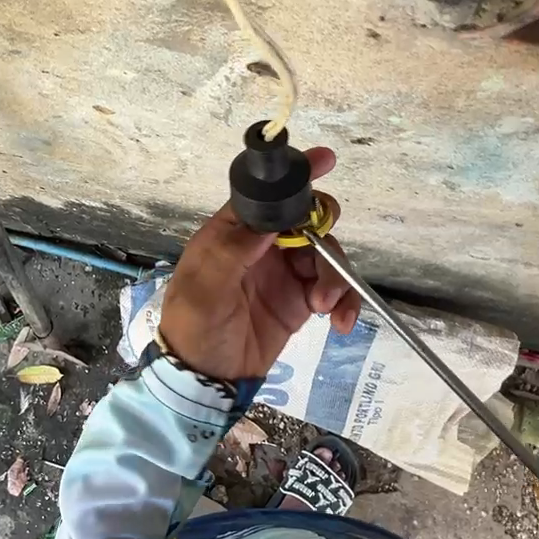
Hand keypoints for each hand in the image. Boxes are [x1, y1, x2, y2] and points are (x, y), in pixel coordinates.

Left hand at [157, 146, 362, 381]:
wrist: (205, 378)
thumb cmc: (194, 327)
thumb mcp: (204, 289)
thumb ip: (232, 252)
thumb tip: (270, 221)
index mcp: (230, 233)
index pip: (264, 196)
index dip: (294, 177)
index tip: (325, 160)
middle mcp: (259, 246)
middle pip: (305, 220)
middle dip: (323, 233)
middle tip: (325, 257)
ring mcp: (282, 272)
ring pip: (324, 255)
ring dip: (334, 277)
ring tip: (324, 306)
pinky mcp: (298, 300)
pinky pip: (332, 289)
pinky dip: (344, 301)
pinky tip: (340, 322)